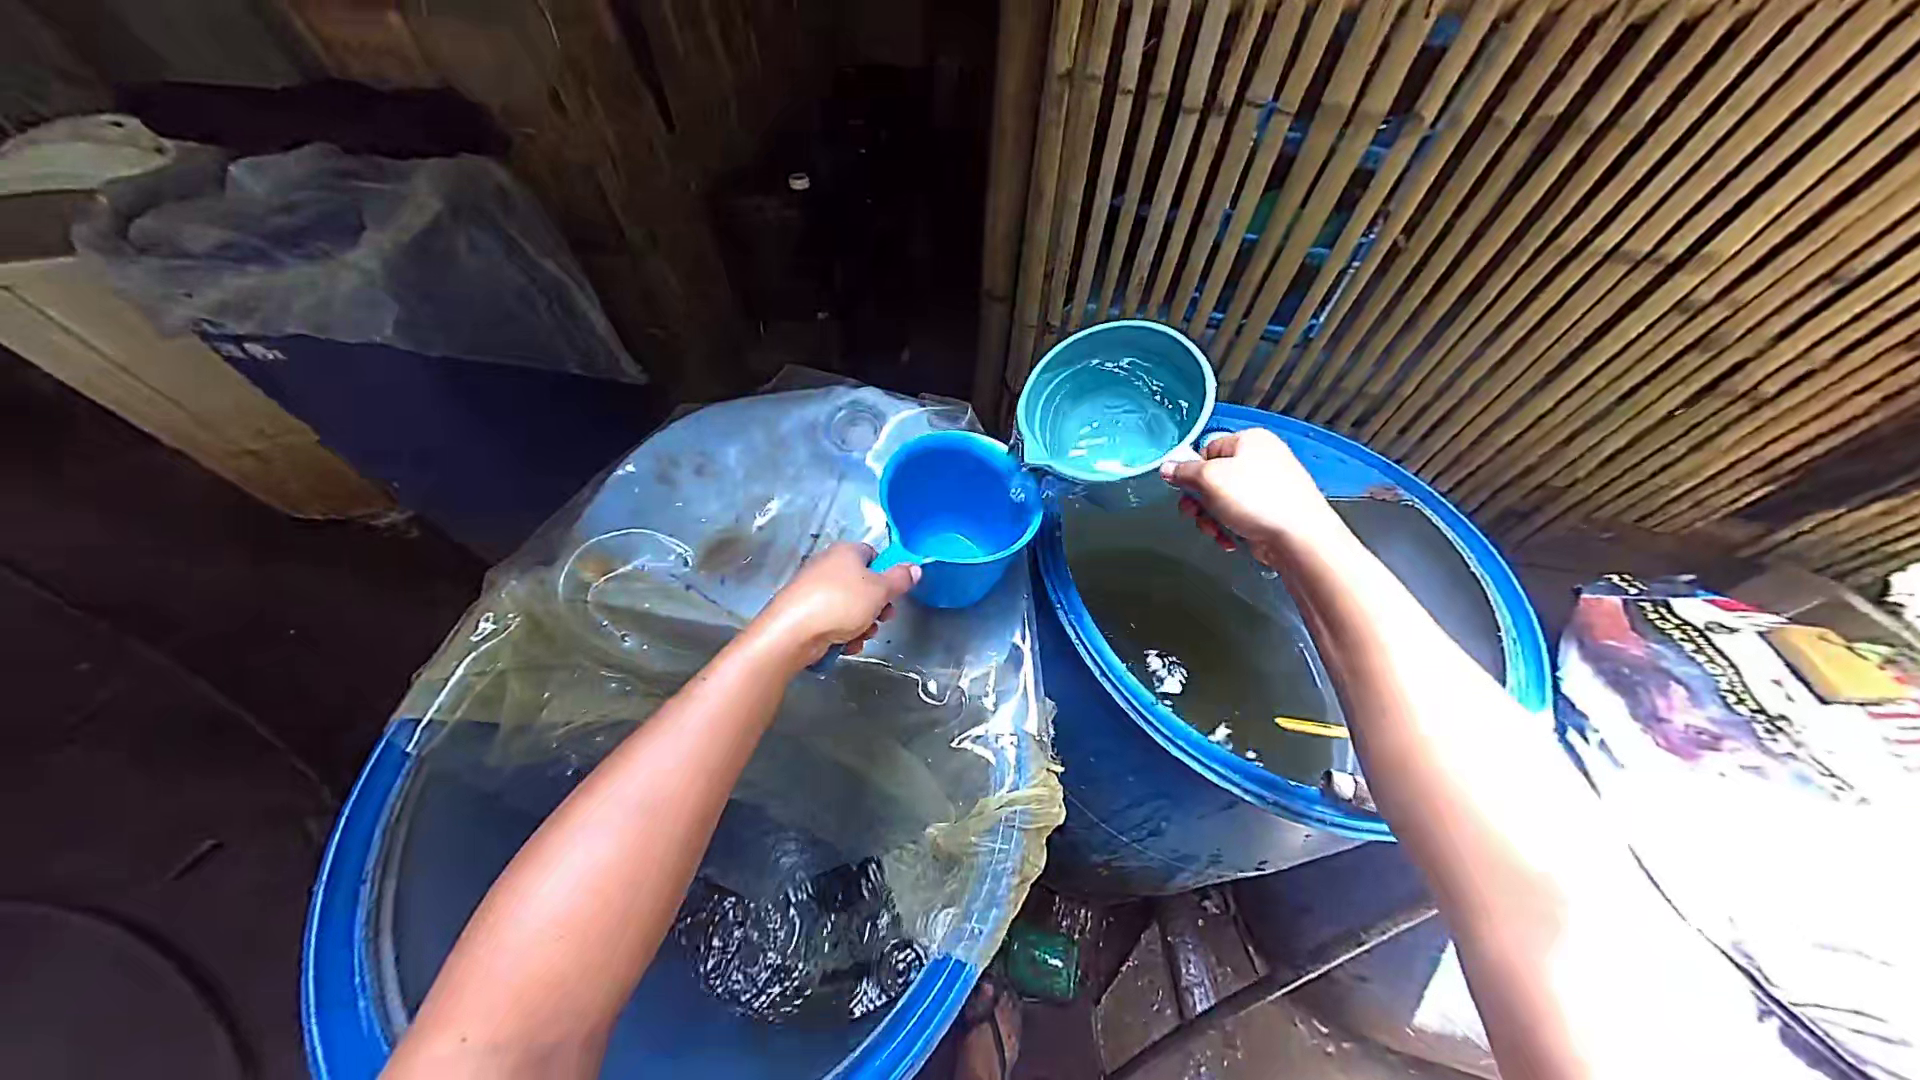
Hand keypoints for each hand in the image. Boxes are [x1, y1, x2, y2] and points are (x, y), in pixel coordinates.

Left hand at [749, 541, 919, 668]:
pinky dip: (842, 633)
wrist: (792, 633)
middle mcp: (828, 566)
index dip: (887, 573)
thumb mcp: (880, 590)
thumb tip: (915, 568)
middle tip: (882, 617)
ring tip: (861, 635)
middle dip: (876, 606)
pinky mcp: (805, 613)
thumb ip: (901, 579)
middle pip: (864, 584)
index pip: (874, 555)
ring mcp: (814, 590)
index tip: (894, 592)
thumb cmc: (840, 604)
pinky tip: (845, 644)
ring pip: (850, 607)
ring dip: (862, 624)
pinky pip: (833, 621)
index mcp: (846, 552)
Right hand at [1159, 427, 1347, 565]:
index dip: (1191, 472)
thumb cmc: (1261, 501)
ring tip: (1216, 529)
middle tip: (1196, 512)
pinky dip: (1229, 529)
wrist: (1298, 537)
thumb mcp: (1210, 479)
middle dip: (1200, 501)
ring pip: (1221, 501)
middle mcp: (1260, 460)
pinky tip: (1230, 537)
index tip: (1184, 488)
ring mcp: (1267, 487)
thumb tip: (1168, 468)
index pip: (1206, 450)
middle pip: (1211, 479)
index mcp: (1249, 441)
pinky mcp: (1270, 511)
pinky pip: (1237, 517)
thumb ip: (1183, 471)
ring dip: (1211, 519)